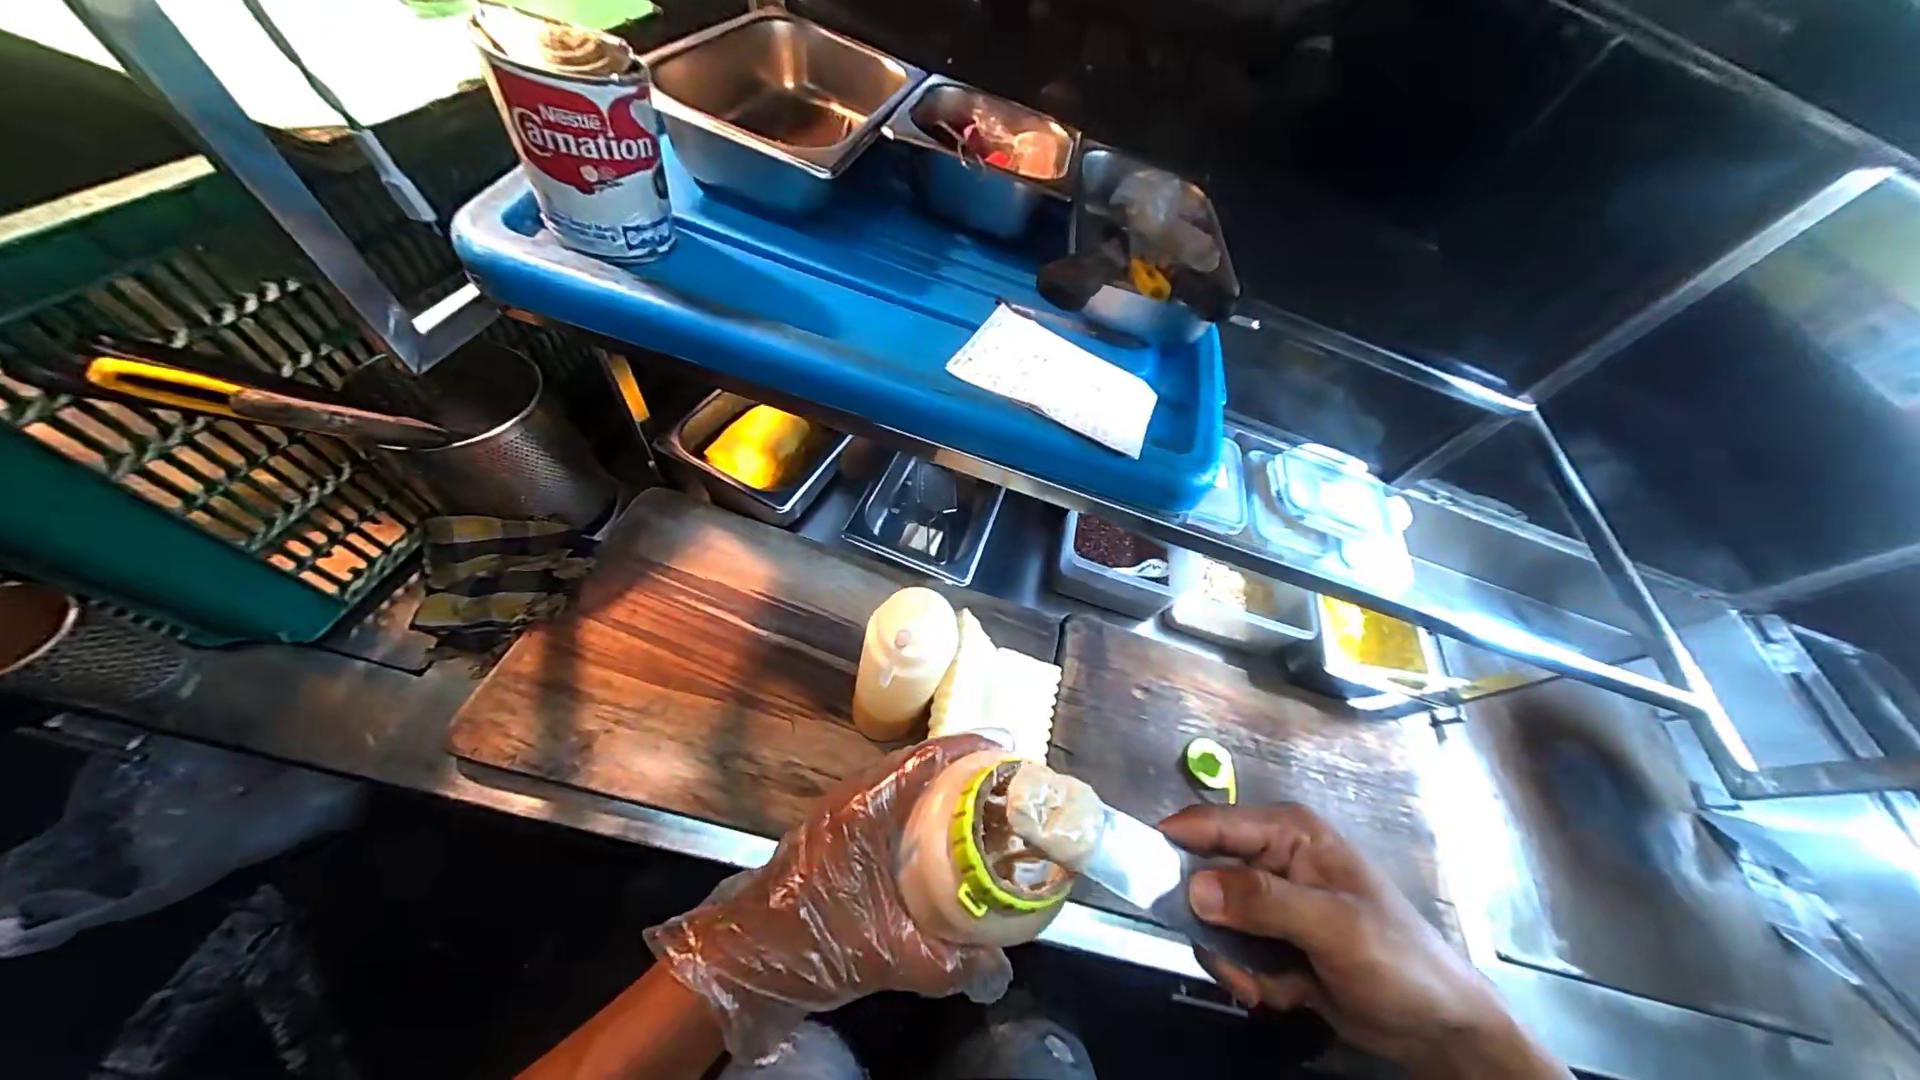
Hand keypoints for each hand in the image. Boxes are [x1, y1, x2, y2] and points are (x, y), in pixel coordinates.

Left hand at [646, 735, 1012, 1061]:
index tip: (1005, 747)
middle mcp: (852, 795)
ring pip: (900, 776)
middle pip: (915, 760)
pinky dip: (918, 798)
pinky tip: (939, 827)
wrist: (743, 960)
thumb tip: (1001, 971)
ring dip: (938, 778)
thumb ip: (949, 965)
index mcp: (865, 808)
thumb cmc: (811, 944)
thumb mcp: (887, 957)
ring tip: (979, 796)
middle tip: (1002, 775)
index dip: (966, 746)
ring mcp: (840, 808)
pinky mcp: (835, 826)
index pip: (923, 758)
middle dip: (960, 761)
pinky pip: (887, 795)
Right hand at [1159, 804, 1565, 1079]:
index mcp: (1286, 831)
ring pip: (1212, 917)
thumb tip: (1193, 887)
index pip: (1210, 823)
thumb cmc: (1398, 960)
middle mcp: (1271, 854)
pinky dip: (1248, 975)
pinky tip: (1283, 993)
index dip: (1171, 842)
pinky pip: (1231, 947)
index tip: (1141, 876)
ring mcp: (1270, 895)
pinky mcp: (1271, 933)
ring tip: (1267, 987)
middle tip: (1235, 966)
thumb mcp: (1334, 927)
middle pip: (1204, 875)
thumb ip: (1263, 901)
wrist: (1443, 1030)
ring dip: (1233, 958)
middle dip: (1214, 925)